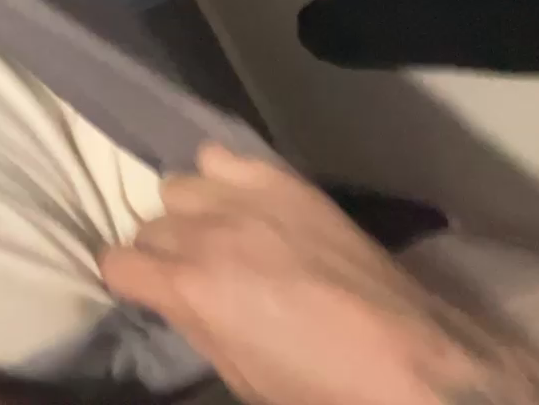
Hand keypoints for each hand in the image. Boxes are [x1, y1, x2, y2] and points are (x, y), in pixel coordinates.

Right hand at [102, 145, 538, 404]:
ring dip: (190, 215)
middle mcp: (202, 235)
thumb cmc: (328, 394)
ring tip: (222, 236)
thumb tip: (170, 299)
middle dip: (161, 253)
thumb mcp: (242, 379)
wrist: (424, 373)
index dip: (128, 283)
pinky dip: (222, 178)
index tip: (146, 293)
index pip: (114, 263)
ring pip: (176, 189)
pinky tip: (244, 204)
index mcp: (189, 289)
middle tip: (197, 275)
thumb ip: (193, 325)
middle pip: (145, 226)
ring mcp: (241, 200)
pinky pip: (219, 157)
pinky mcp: (279, 181)